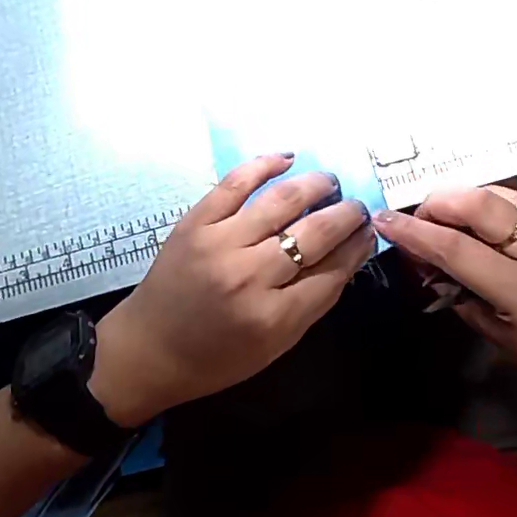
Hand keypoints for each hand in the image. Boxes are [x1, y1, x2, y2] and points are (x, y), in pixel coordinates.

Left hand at [86, 154, 375, 426]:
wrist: (146, 350)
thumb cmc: (217, 357)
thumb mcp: (276, 345)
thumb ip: (315, 300)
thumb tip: (350, 253)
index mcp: (274, 317)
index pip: (333, 270)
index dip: (358, 246)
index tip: (369, 232)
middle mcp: (250, 276)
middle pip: (315, 233)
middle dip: (346, 215)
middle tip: (357, 207)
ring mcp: (220, 244)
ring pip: (283, 201)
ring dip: (316, 185)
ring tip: (330, 182)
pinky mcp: (195, 222)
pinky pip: (236, 183)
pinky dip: (264, 165)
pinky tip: (287, 159)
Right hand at [372, 187, 516, 411]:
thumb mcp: (499, 333)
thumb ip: (460, 290)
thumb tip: (425, 255)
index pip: (458, 249)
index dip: (416, 231)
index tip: (386, 219)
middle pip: (481, 204)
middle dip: (440, 202)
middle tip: (421, 213)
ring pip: (502, 193)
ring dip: (468, 200)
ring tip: (451, 216)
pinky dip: (500, 207)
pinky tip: (494, 224)